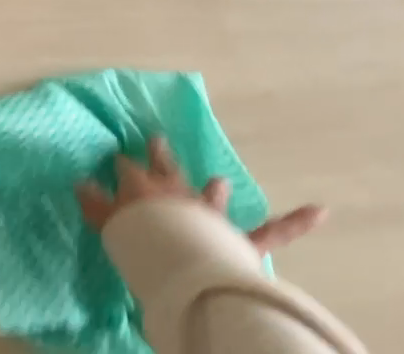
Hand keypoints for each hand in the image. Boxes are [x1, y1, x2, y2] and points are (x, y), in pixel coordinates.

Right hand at [75, 134, 326, 253]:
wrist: (182, 262)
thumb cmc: (138, 240)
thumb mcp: (105, 221)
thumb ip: (93, 201)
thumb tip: (83, 182)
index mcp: (144, 187)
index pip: (128, 168)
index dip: (122, 164)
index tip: (116, 159)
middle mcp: (178, 194)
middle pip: (167, 170)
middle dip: (161, 155)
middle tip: (158, 139)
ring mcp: (212, 217)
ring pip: (213, 198)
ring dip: (215, 190)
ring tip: (219, 180)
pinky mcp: (241, 240)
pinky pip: (273, 232)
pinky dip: (297, 222)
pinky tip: (320, 211)